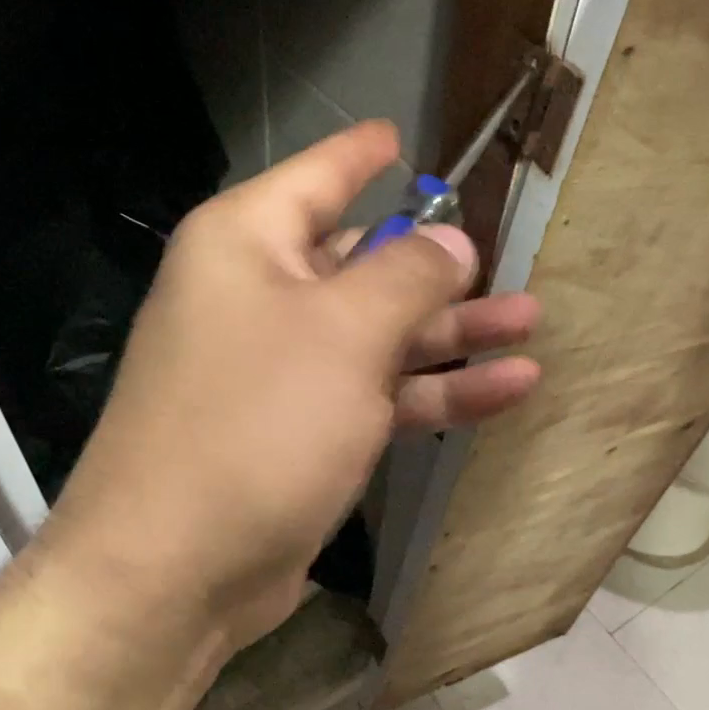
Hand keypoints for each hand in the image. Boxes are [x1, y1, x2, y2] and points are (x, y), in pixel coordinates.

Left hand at [38, 121, 541, 646]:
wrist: (175, 569)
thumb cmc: (257, 424)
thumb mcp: (344, 334)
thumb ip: (407, 278)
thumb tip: (449, 242)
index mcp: (246, 245)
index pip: (318, 177)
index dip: (366, 156)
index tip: (405, 140)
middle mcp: (257, 298)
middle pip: (361, 264)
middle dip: (437, 270)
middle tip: (509, 267)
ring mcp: (279, 373)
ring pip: (379, 338)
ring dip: (453, 336)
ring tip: (532, 325)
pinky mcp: (299, 436)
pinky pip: (375, 396)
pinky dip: (434, 393)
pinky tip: (508, 389)